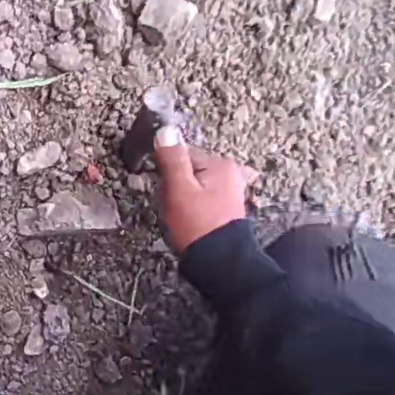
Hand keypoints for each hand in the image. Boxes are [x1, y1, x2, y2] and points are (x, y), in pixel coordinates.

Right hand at [153, 126, 259, 253]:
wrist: (219, 263)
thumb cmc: (198, 227)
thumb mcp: (179, 189)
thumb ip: (172, 158)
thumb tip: (165, 131)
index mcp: (220, 164)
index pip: (180, 154)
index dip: (166, 172)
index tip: (164, 189)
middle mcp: (229, 173)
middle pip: (186, 169)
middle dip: (173, 186)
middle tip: (174, 206)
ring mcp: (229, 190)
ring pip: (190, 185)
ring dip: (180, 199)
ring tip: (181, 217)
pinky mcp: (224, 207)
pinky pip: (199, 198)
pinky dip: (190, 207)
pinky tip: (189, 219)